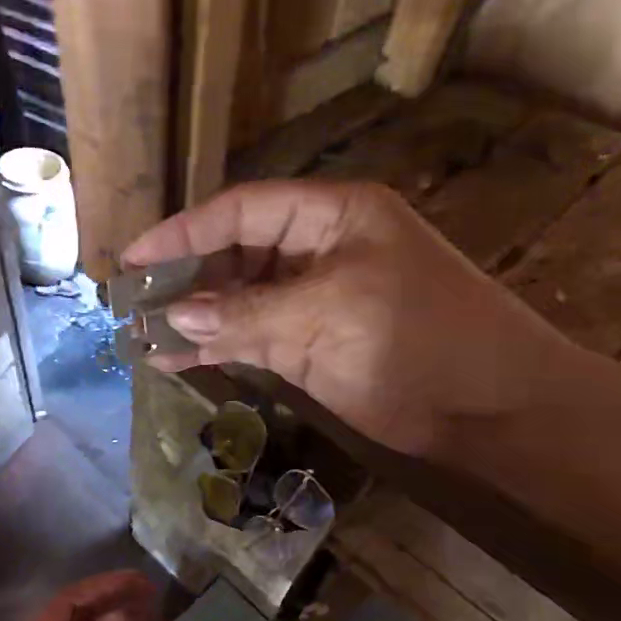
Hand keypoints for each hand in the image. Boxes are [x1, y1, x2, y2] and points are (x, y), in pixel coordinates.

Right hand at [120, 180, 587, 457]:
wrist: (488, 408)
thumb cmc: (420, 340)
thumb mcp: (328, 315)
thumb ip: (247, 314)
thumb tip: (175, 317)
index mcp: (330, 216)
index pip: (240, 212)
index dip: (183, 232)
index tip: (133, 258)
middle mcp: (315, 250)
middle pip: (233, 254)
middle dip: (183, 278)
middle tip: (131, 304)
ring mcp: (310, 300)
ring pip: (236, 300)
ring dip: (192, 318)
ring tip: (140, 335)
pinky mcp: (307, 345)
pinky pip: (248, 338)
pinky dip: (214, 348)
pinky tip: (173, 360)